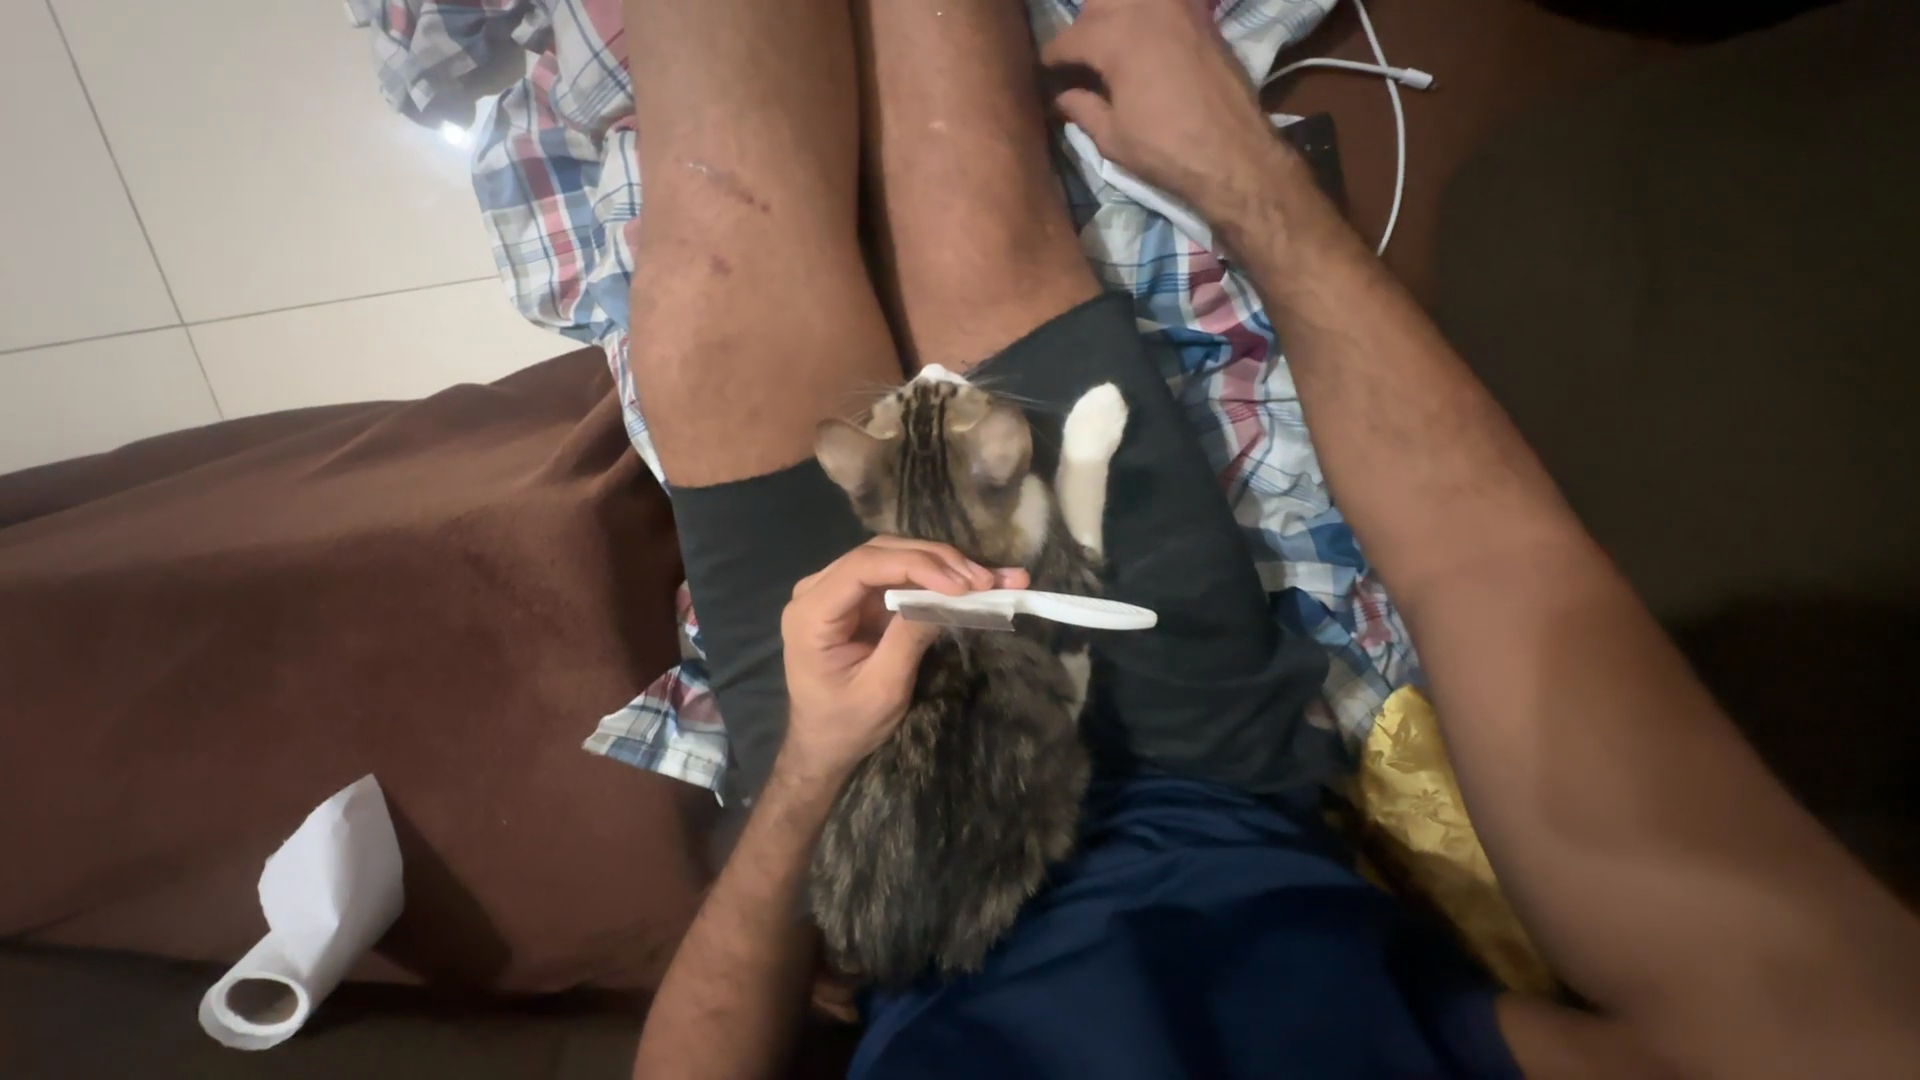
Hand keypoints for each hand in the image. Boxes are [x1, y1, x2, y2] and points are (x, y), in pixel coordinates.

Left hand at [778, 538, 1027, 780]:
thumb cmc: (847, 724)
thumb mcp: (883, 689)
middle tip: (985, 581)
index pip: (864, 566)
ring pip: (894, 556)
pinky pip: (898, 574)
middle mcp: (818, 589)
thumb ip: (909, 639)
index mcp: (811, 612)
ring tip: (987, 580)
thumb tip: (948, 599)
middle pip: (882, 553)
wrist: (824, 745)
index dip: (916, 565)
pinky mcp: (859, 597)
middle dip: (938, 561)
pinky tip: (969, 582)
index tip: (962, 586)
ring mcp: (838, 589)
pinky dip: (935, 577)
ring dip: (943, 565)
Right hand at [1041, 0, 1297, 222]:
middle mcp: (1145, 6)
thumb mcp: (1112, 136)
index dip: (1051, 57)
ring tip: (1109, 45)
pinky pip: (1165, 2)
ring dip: (1114, 14)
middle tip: (1078, 61)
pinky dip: (1147, 13)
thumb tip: (1060, 98)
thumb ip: (1081, 109)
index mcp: (1115, 37)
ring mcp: (1177, 5)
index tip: (1043, 73)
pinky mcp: (1201, 14)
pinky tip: (1144, 37)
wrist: (1230, 151)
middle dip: (1082, 28)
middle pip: (1098, 4)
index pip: (1069, 37)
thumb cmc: (1164, 149)